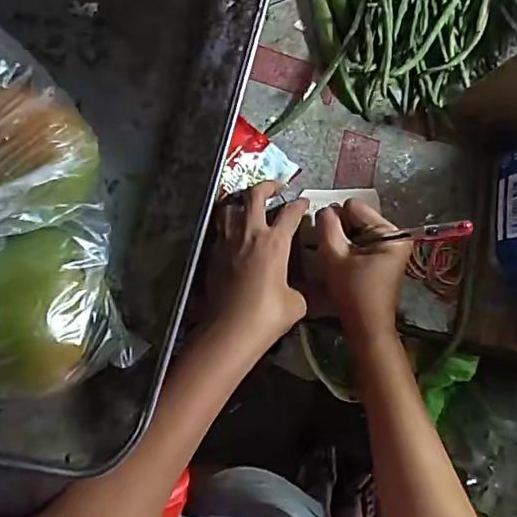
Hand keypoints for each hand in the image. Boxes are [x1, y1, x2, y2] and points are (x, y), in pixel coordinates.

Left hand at [208, 180, 308, 345]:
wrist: (229, 331)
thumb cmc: (267, 316)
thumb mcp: (297, 303)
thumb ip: (301, 288)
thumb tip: (302, 290)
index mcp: (275, 242)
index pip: (291, 212)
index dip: (300, 204)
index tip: (304, 203)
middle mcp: (250, 234)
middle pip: (255, 195)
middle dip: (267, 185)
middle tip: (276, 186)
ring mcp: (227, 242)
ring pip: (230, 207)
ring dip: (241, 201)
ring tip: (249, 204)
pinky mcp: (213, 254)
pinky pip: (220, 229)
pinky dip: (229, 223)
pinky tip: (235, 233)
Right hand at [312, 199, 409, 336]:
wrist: (366, 327)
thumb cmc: (353, 293)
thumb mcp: (335, 257)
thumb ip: (327, 227)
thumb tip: (324, 210)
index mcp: (391, 233)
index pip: (354, 207)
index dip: (336, 218)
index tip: (326, 238)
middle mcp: (395, 235)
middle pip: (357, 217)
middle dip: (340, 229)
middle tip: (328, 248)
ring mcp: (390, 246)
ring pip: (356, 228)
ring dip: (342, 239)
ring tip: (333, 256)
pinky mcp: (382, 256)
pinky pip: (360, 241)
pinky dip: (348, 247)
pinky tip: (340, 261)